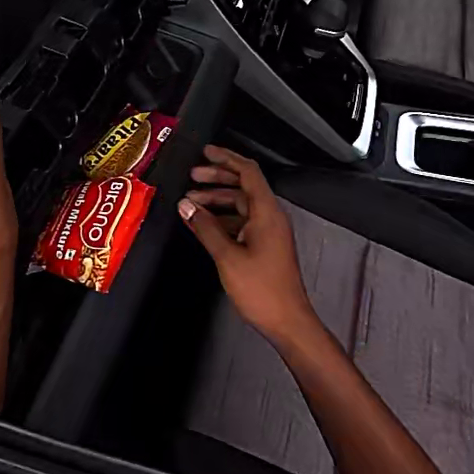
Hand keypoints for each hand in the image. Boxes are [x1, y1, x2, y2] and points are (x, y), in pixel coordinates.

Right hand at [176, 146, 314, 343]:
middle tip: (193, 176)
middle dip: (217, 177)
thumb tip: (186, 205)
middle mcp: (271, 217)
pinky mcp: (265, 245)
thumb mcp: (227, 256)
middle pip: (244, 186)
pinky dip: (223, 217)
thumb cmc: (262, 289)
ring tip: (192, 202)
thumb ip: (205, 227)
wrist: (287, 321)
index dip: (226, 159)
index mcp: (266, 212)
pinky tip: (205, 224)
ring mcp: (269, 231)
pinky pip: (242, 221)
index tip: (206, 152)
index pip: (248, 172)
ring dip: (217, 199)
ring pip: (241, 204)